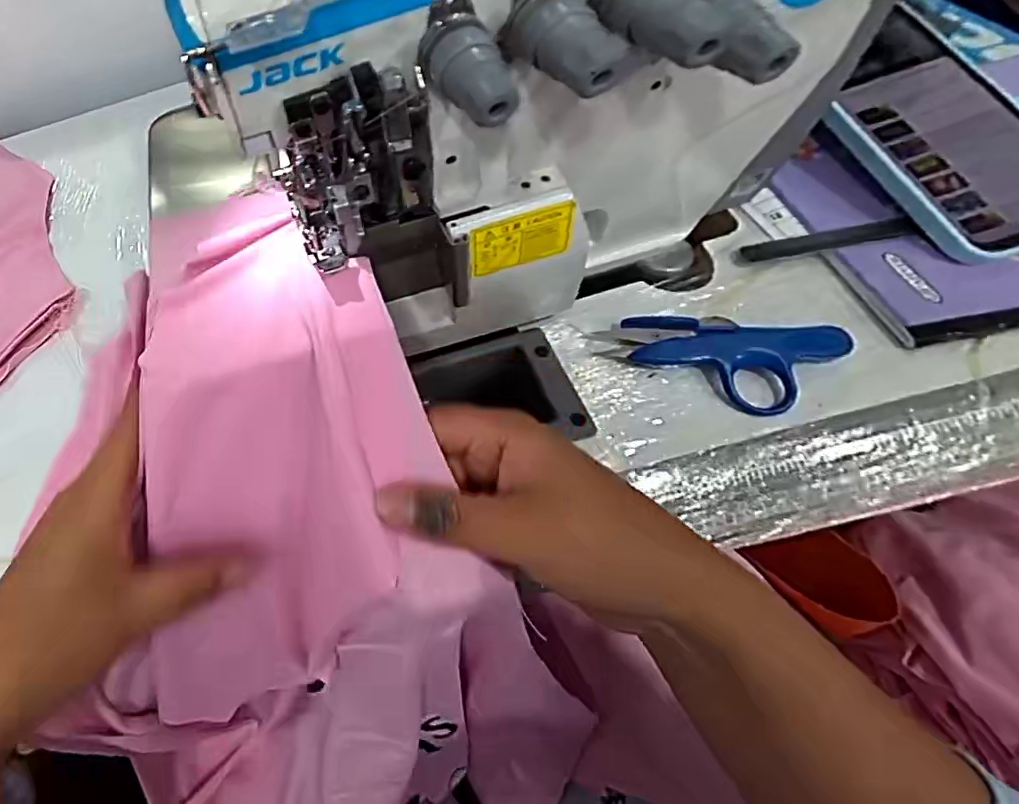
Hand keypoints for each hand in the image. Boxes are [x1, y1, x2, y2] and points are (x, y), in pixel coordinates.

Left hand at [0, 391, 245, 803]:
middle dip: (172, 419)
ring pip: (124, 473)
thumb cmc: (59, 634)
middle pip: (130, 442)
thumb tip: (255, 560)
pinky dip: (147, 492)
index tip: (191, 356)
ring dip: (160, 459)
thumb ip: (196, 580)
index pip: (129, 422)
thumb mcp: (137, 608)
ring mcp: (72, 518)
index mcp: (96, 492)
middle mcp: (82, 493)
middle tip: (222, 403)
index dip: (155, 384)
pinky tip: (176, 508)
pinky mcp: (69, 542)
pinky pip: (115, 500)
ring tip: (211, 447)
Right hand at [375, 404, 747, 632]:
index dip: (391, 445)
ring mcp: (510, 489)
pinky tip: (416, 559)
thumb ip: (447, 515)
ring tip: (372, 538)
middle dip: (403, 487)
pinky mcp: (518, 521)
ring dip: (425, 516)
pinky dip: (449, 537)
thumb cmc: (597, 544)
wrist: (672, 593)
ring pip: (452, 494)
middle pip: (437, 460)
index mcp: (503, 434)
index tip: (346, 471)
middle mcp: (501, 453)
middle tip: (350, 513)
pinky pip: (471, 521)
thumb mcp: (518, 529)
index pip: (431, 425)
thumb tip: (379, 499)